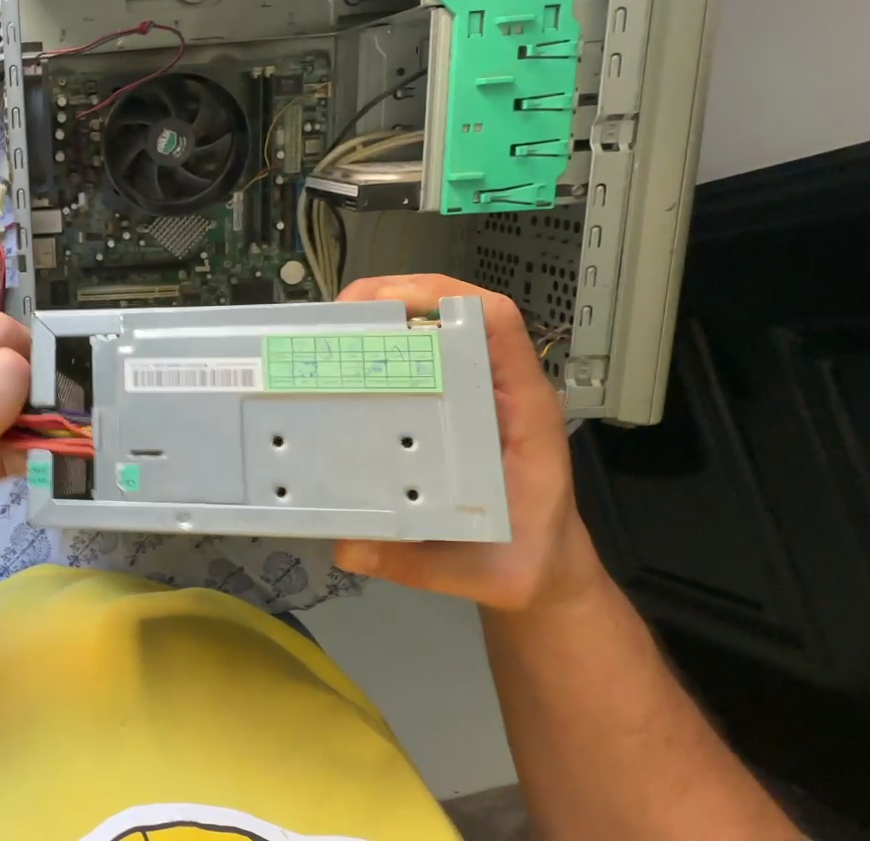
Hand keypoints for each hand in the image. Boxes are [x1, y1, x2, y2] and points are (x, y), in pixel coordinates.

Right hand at [331, 274, 608, 611]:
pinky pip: (417, 359)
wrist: (542, 571)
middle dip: (393, 297)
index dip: (442, 297)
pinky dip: (379, 346)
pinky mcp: (448, 406)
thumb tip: (347, 547)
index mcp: (521, 412)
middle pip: (455, 310)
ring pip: (433, 328)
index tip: (381, 303)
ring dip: (381, 316)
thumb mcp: (482, 573)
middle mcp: (496, 391)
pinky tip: (340, 362)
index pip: (497, 324)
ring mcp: (472, 394)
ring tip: (327, 330)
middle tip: (332, 317)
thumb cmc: (524, 564)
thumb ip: (418, 564)